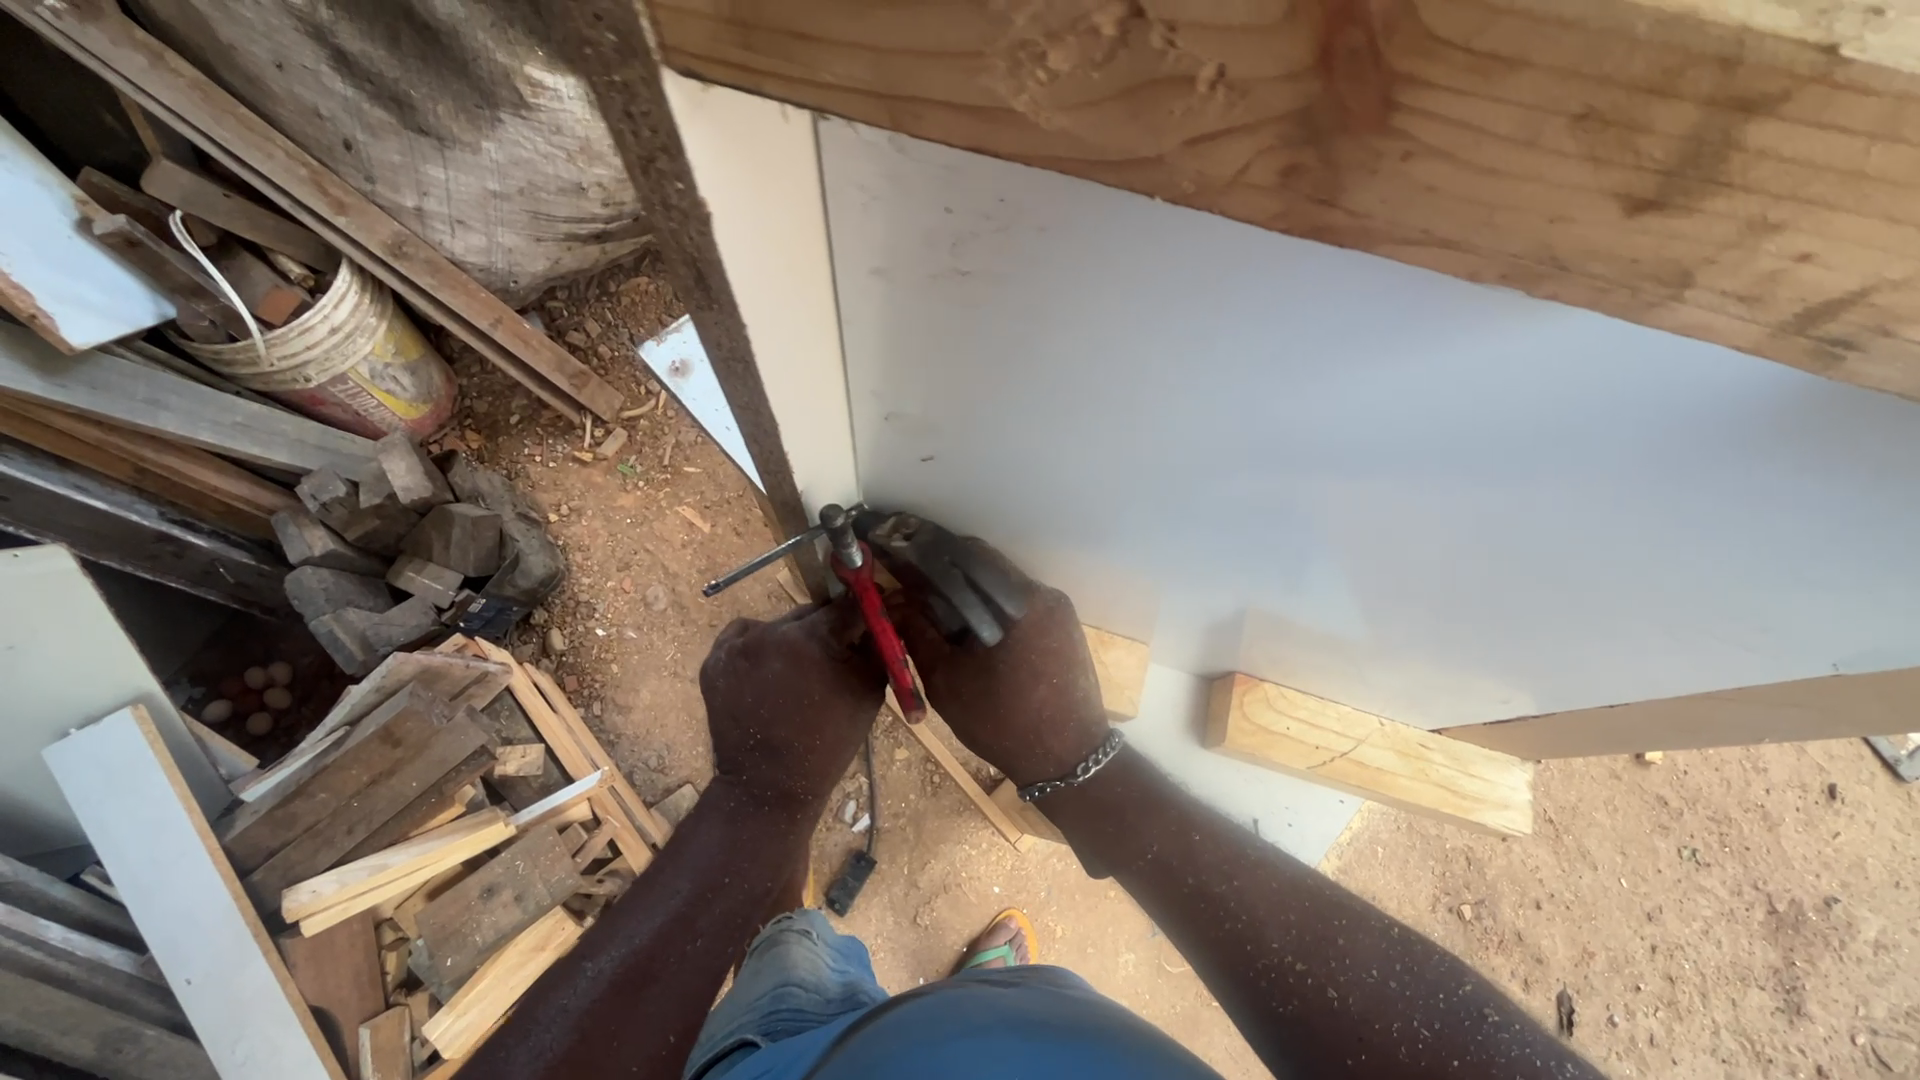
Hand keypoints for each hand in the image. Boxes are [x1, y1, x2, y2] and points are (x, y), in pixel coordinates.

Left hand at [700, 599, 885, 809]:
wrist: (769, 786)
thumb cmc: (828, 742)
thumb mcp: (868, 692)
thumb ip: (878, 646)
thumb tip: (886, 613)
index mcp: (810, 638)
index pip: (846, 606)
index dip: (863, 611)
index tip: (871, 617)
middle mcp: (769, 631)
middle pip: (810, 614)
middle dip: (826, 630)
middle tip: (835, 656)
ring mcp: (736, 646)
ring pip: (778, 625)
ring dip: (793, 639)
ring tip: (799, 673)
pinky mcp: (714, 661)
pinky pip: (745, 638)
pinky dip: (760, 649)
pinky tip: (770, 675)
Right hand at [888, 540, 1109, 785]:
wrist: (1070, 760)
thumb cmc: (1004, 724)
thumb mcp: (948, 682)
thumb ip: (918, 635)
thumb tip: (893, 601)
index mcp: (1020, 601)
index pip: (966, 554)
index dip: (926, 550)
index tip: (898, 551)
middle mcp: (1044, 595)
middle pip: (985, 567)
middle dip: (945, 571)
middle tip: (910, 582)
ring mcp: (1058, 611)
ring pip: (1001, 585)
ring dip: (968, 590)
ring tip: (933, 606)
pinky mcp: (1063, 628)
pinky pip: (1018, 605)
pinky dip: (990, 607)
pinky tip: (966, 627)